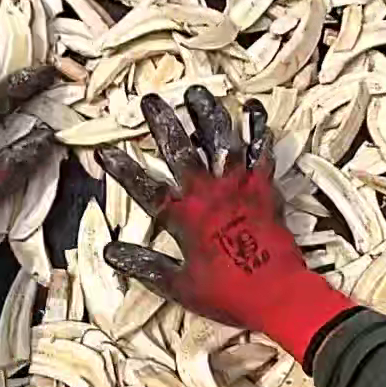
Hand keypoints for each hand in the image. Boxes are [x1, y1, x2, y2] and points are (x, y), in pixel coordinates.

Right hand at [97, 86, 355, 364]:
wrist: (280, 295)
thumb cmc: (228, 292)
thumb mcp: (179, 286)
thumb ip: (145, 265)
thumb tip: (110, 252)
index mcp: (185, 217)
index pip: (145, 188)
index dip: (123, 169)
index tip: (105, 152)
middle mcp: (209, 193)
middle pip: (182, 149)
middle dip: (163, 122)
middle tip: (150, 99)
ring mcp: (240, 186)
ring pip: (222, 139)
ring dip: (208, 113)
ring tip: (196, 92)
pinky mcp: (265, 187)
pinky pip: (262, 151)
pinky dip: (258, 129)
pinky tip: (252, 109)